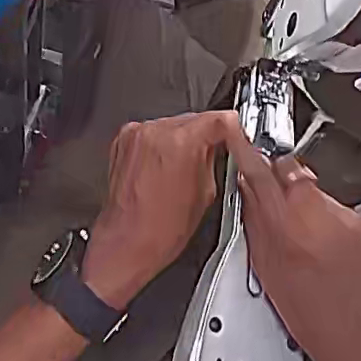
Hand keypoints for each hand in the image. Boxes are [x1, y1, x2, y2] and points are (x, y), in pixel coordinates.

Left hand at [83, 112, 239, 306]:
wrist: (127, 242)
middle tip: (213, 155)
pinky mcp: (125, 140)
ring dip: (184, 139)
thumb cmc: (160, 228)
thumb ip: (214, 158)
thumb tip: (219, 145)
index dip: (233, 127)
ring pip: (176, 123)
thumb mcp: (207, 192)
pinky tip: (166, 166)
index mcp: (182, 142)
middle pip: (197, 118)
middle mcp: (157, 132)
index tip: (236, 133)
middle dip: (207, 134)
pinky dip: (164, 143)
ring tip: (185, 166)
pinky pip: (155, 132)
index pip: (220, 118)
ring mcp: (138, 134)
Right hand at [224, 134, 360, 360]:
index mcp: (289, 229)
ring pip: (316, 191)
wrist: (351, 331)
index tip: (239, 136)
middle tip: (279, 208)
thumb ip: (254, 221)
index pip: (263, 175)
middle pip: (294, 175)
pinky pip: (337, 207)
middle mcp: (320, 217)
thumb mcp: (265, 266)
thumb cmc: (307, 310)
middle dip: (283, 182)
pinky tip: (328, 246)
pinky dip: (329, 219)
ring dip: (307, 205)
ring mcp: (346, 218)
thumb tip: (246, 189)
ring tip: (308, 240)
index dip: (248, 152)